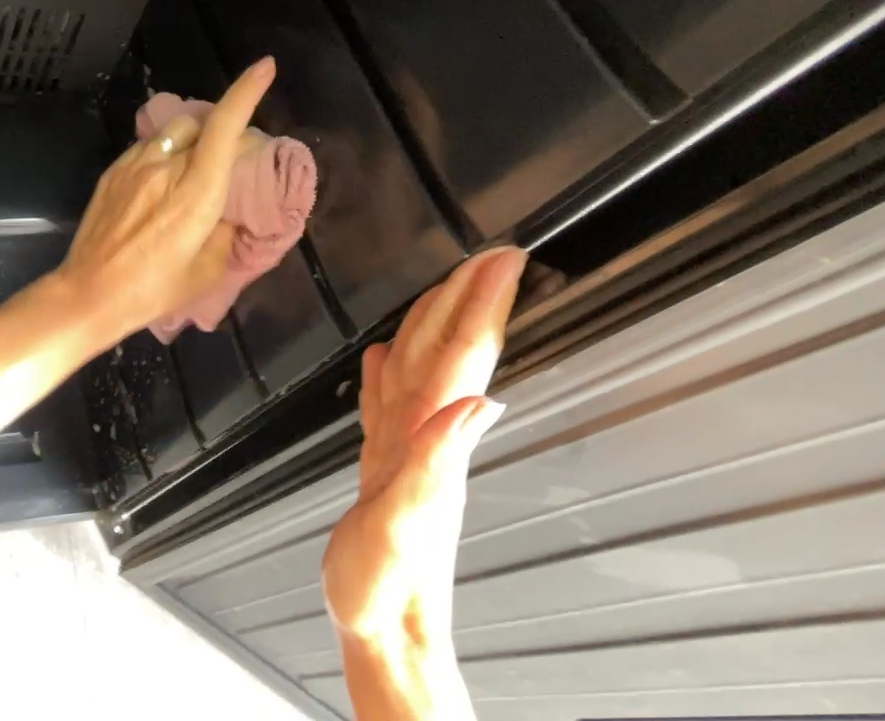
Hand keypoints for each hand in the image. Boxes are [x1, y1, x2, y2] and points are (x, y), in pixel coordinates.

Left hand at [50, 57, 275, 343]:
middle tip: (223, 154)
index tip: (264, 67)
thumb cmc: (153, 288)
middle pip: (198, 122)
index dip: (246, 91)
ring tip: (187, 170)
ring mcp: (134, 166)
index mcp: (197, 191)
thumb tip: (227, 212)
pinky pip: (145, 148)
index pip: (224, 125)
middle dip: (216, 127)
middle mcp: (165, 166)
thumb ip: (225, 232)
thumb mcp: (206, 270)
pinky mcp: (112, 173)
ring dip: (187, 140)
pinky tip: (157, 184)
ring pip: (170, 132)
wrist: (89, 292)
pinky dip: (161, 154)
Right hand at [321, 248, 525, 692]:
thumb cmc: (385, 586)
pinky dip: (387, 373)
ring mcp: (404, 451)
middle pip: (446, 356)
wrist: (384, 627)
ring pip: (420, 372)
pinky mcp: (384, 466)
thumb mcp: (404, 528)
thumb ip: (437, 463)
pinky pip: (386, 403)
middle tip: (484, 257)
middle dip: (466, 303)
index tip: (501, 261)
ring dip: (433, 327)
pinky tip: (385, 358)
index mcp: (429, 443)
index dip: (480, 309)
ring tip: (440, 290)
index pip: (462, 361)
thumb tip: (477, 403)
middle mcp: (423, 439)